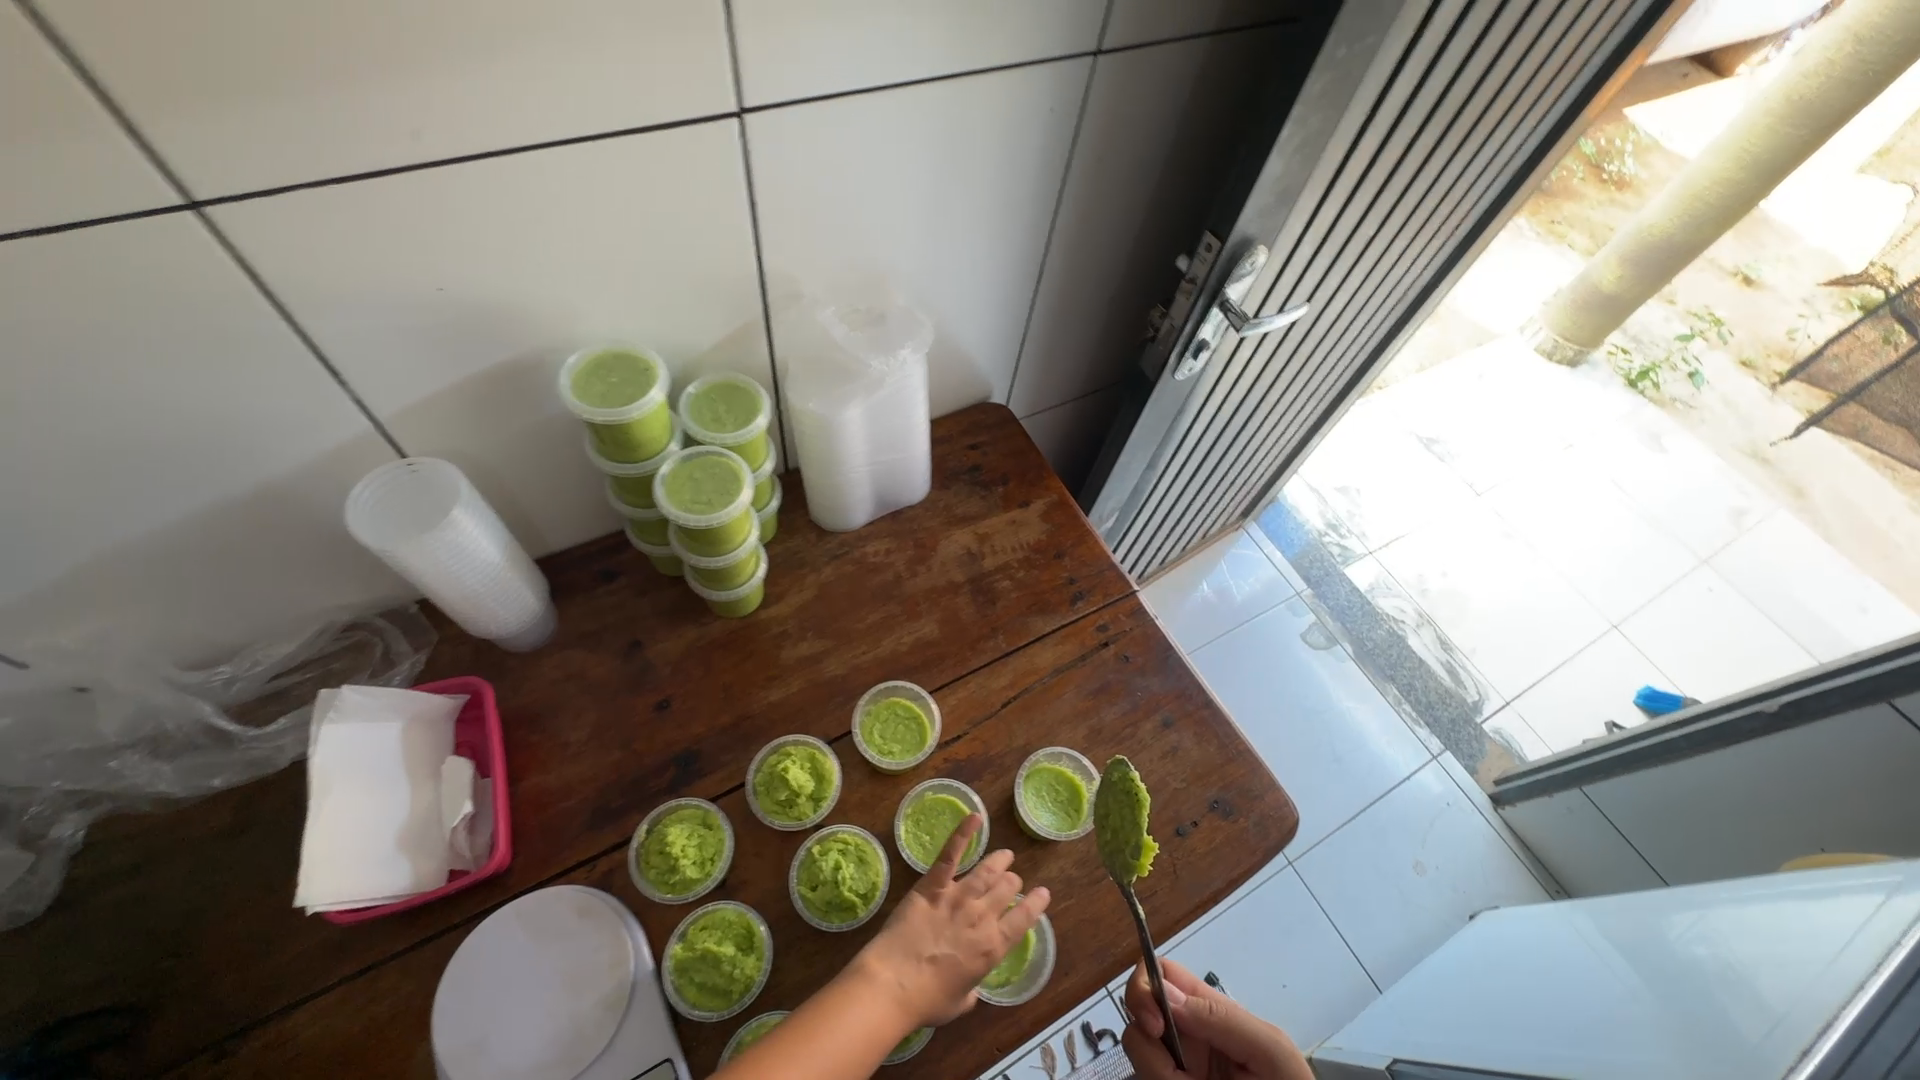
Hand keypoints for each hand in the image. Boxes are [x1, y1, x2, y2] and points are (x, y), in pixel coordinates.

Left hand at [848, 814, 1049, 1026]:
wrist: (894, 983)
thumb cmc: (926, 1001)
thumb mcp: (959, 1004)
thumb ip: (971, 991)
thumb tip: (971, 989)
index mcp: (992, 947)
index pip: (1024, 919)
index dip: (1036, 904)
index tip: (1043, 894)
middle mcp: (981, 917)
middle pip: (1006, 889)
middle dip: (1012, 883)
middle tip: (1011, 880)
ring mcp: (957, 897)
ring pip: (987, 871)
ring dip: (999, 861)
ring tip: (1005, 855)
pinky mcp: (933, 885)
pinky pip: (951, 854)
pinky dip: (963, 833)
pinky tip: (974, 817)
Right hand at [1122, 959, 1311, 1079]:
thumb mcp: (1269, 1050)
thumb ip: (1221, 1016)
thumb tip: (1164, 993)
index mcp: (1208, 1011)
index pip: (1163, 975)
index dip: (1145, 985)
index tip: (1154, 1021)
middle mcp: (1185, 1035)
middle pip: (1138, 1013)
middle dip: (1144, 1038)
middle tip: (1172, 1073)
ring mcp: (1176, 1066)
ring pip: (1138, 1052)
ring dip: (1156, 1073)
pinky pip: (1146, 1078)